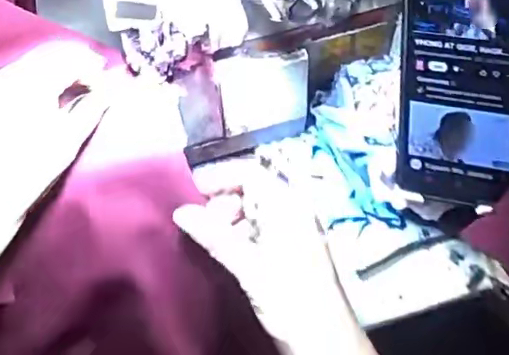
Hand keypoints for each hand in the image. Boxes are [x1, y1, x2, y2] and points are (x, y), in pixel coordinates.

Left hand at [0, 42, 114, 221]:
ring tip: (83, 83)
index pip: (75, 60)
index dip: (97, 71)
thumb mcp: (70, 138)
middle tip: (100, 81)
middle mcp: (14, 72)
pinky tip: (58, 87)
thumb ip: (95, 104)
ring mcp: (0, 80)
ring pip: (42, 57)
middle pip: (57, 52)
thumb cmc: (28, 171)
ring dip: (65, 64)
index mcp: (33, 80)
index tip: (110, 86)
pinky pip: (28, 66)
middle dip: (82, 61)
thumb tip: (115, 83)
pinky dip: (47, 70)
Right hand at [173, 163, 373, 354]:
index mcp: (288, 203)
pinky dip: (244, 231)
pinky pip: (265, 225)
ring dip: (232, 217)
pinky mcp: (295, 246)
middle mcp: (294, 207)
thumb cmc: (291, 299)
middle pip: (253, 187)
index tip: (192, 191)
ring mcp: (297, 226)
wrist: (329, 342)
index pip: (250, 171)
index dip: (220, 176)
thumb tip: (180, 211)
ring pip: (258, 207)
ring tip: (211, 239)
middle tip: (200, 222)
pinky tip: (230, 252)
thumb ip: (215, 237)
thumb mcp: (250, 269)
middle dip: (223, 199)